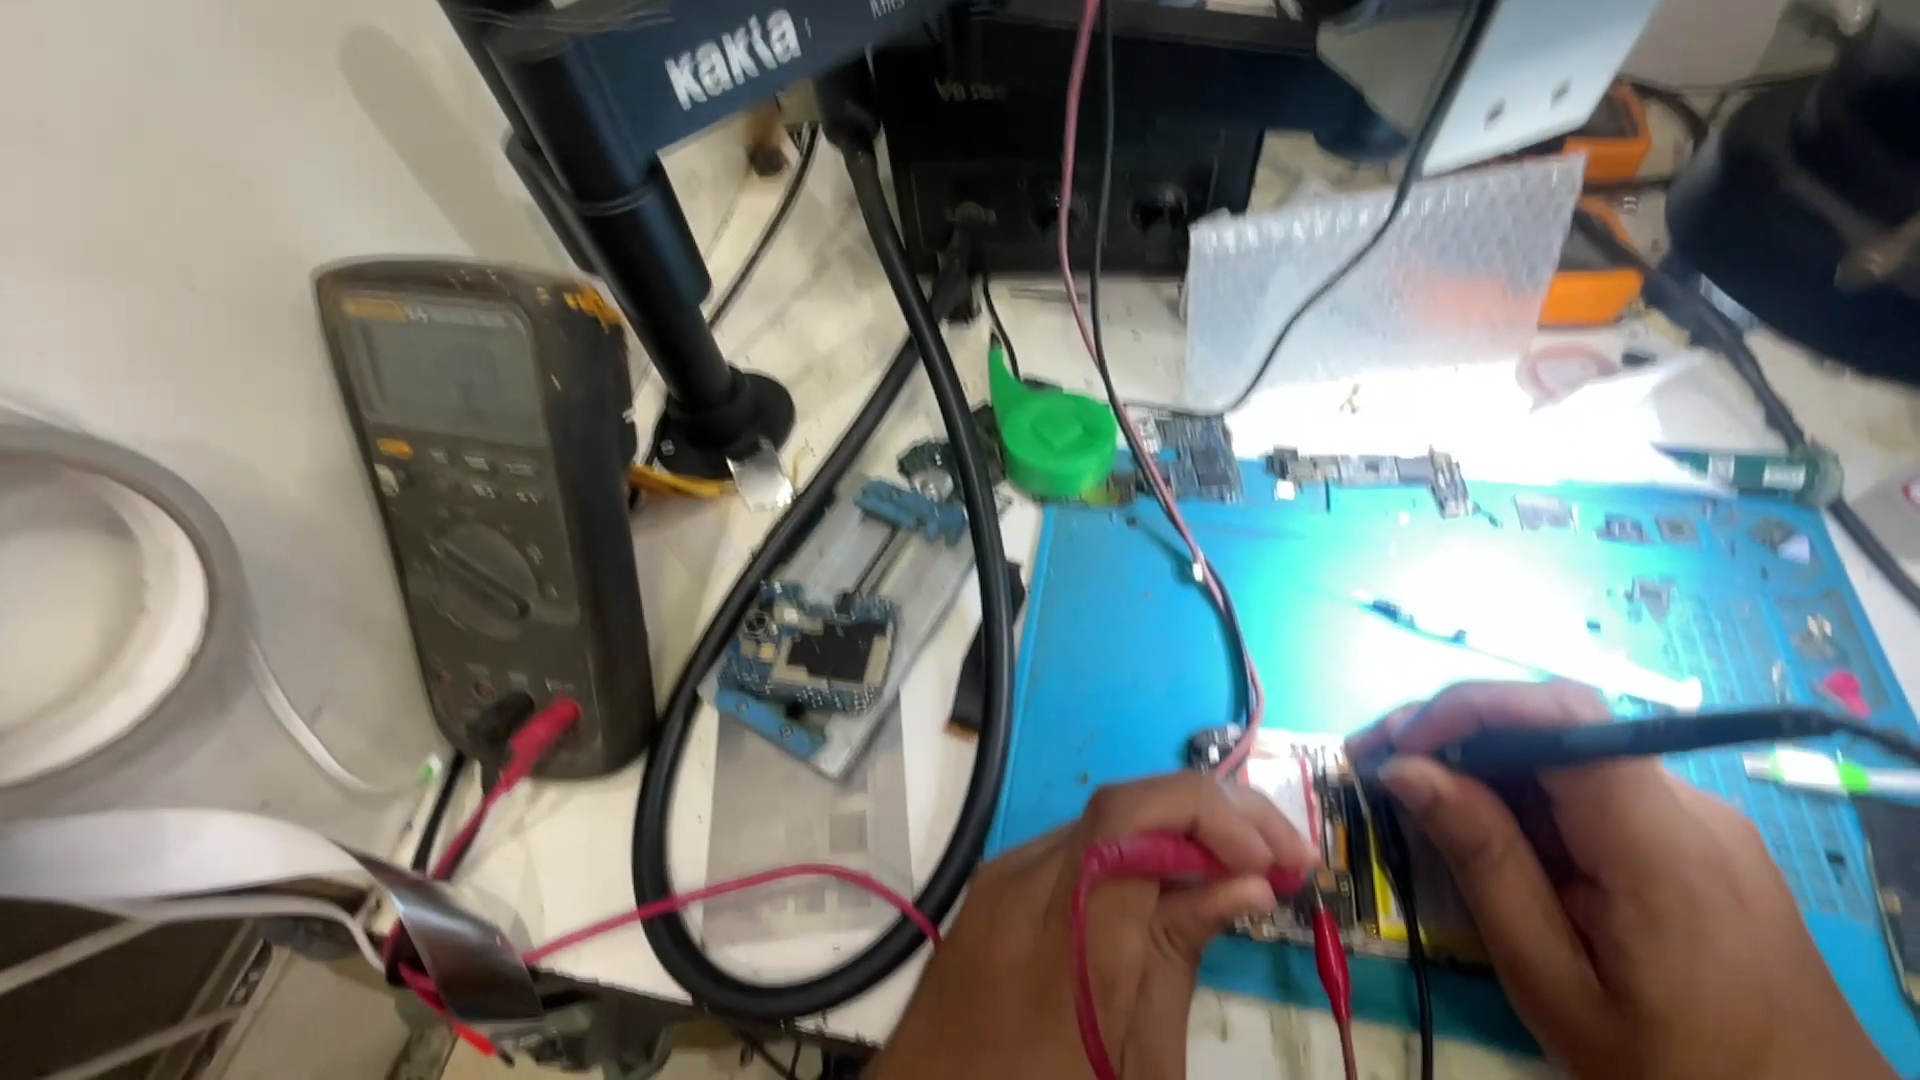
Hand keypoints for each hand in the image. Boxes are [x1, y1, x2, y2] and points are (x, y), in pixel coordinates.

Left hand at [870, 772, 1316, 1079]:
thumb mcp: (1136, 1061)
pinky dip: (1143, 847)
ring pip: (1107, 818)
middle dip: (1214, 810)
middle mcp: (1022, 879)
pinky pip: (1083, 845)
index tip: (1273, 857)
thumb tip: (1245, 883)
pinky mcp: (1001, 882)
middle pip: (1122, 803)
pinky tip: (1187, 872)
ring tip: (1254, 858)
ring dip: (1184, 825)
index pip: (1127, 818)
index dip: (1207, 813)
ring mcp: (1004, 875)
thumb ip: (1181, 956)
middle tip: (1289, 851)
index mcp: (1056, 934)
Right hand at [1351, 681, 1893, 1079]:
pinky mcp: (1689, 836)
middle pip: (1553, 724)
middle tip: (1372, 759)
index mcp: (1659, 842)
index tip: (1397, 742)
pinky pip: (1586, 787)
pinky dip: (1517, 789)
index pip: (1563, 715)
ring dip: (1477, 759)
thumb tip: (1403, 768)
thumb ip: (1482, 860)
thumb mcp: (1549, 974)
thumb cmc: (1667, 1065)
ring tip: (1406, 788)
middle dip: (1451, 728)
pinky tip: (1477, 819)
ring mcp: (1694, 818)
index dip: (1469, 706)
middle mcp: (1686, 806)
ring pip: (1562, 752)